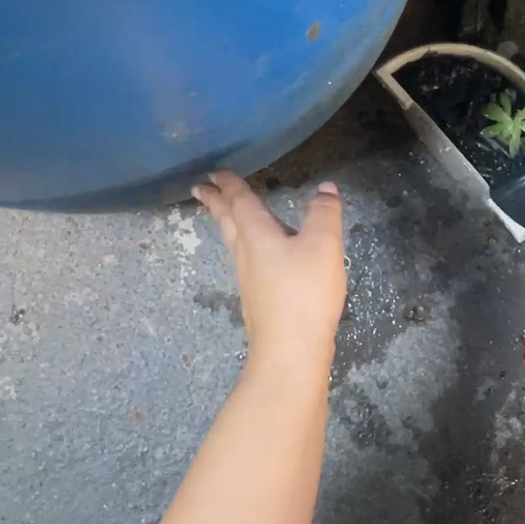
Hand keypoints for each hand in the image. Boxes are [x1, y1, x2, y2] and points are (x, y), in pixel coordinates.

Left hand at [191, 172, 345, 379]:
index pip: (239, 202)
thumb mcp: (323, 245)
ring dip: (227, 222)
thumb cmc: (304, 292)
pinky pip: (245, 259)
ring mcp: (249, 279)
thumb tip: (324, 187)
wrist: (290, 351)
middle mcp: (246, 253)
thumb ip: (324, 213)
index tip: (215, 172)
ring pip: (233, 242)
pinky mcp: (257, 298)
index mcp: (257, 234)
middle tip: (200, 188)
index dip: (230, 184)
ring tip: (225, 213)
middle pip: (227, 221)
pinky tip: (258, 254)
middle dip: (215, 202)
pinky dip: (245, 244)